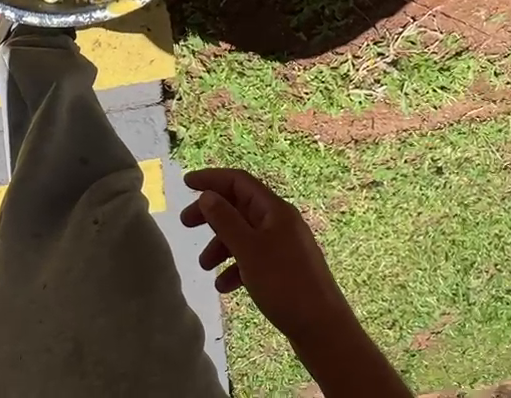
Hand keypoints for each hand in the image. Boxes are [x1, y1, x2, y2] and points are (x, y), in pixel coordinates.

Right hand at [182, 167, 353, 344]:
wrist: (324, 332)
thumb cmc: (284, 284)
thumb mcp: (248, 250)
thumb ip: (225, 219)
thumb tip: (207, 194)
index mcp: (275, 210)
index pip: (239, 181)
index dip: (211, 179)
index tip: (186, 184)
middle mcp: (280, 223)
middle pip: (239, 207)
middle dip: (211, 215)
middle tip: (186, 224)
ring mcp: (284, 247)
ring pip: (244, 235)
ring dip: (221, 245)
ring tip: (204, 265)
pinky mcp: (285, 270)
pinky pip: (254, 258)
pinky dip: (236, 267)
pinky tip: (224, 286)